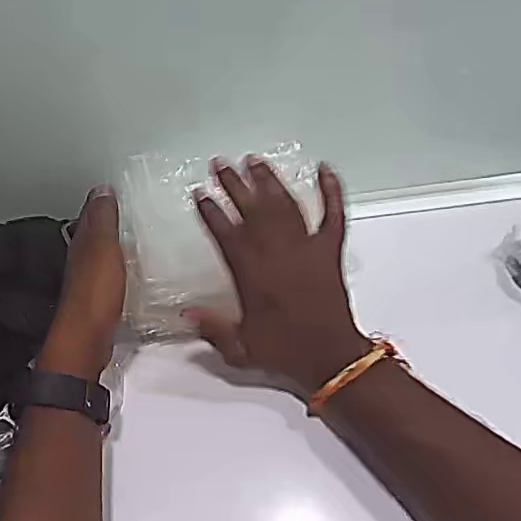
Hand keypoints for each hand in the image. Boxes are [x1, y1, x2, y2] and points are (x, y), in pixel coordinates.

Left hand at [39, 187, 124, 378]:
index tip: (111, 190)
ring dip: (110, 245)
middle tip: (120, 210)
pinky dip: (116, 268)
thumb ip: (103, 220)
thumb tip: (101, 189)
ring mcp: (88, 283)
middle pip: (92, 235)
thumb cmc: (95, 294)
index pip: (90, 215)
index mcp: (83, 245)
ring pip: (99, 255)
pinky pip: (108, 277)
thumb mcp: (103, 248)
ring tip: (127, 237)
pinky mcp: (98, 302)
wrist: (87, 340)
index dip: (100, 202)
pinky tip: (126, 271)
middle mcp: (81, 261)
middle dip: (104, 221)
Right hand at [189, 157, 367, 394]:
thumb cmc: (285, 353)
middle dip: (235, 185)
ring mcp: (307, 250)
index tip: (200, 194)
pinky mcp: (330, 252)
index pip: (227, 234)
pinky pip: (333, 215)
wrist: (330, 359)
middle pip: (253, 211)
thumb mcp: (239, 348)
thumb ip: (212, 328)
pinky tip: (324, 170)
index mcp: (253, 276)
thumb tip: (187, 312)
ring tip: (255, 162)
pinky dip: (331, 191)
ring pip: (286, 206)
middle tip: (220, 164)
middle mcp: (278, 256)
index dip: (211, 212)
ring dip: (269, 181)